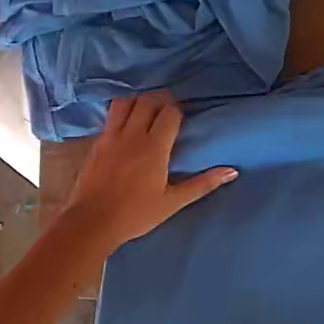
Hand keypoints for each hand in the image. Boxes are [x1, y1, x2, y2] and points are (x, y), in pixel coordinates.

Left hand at [59, 93, 237, 249]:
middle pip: (148, 101)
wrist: (92, 222)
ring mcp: (111, 136)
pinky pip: (110, 115)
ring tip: (146, 112)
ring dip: (138, 101)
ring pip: (126, 102)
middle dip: (160, 101)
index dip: (178, 112)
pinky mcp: (97, 142)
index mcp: (154, 148)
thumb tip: (231, 171)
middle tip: (167, 112)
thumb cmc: (135, 214)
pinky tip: (126, 124)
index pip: (170, 113)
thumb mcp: (172, 202)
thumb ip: (202, 184)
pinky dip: (121, 112)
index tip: (182, 121)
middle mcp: (132, 135)